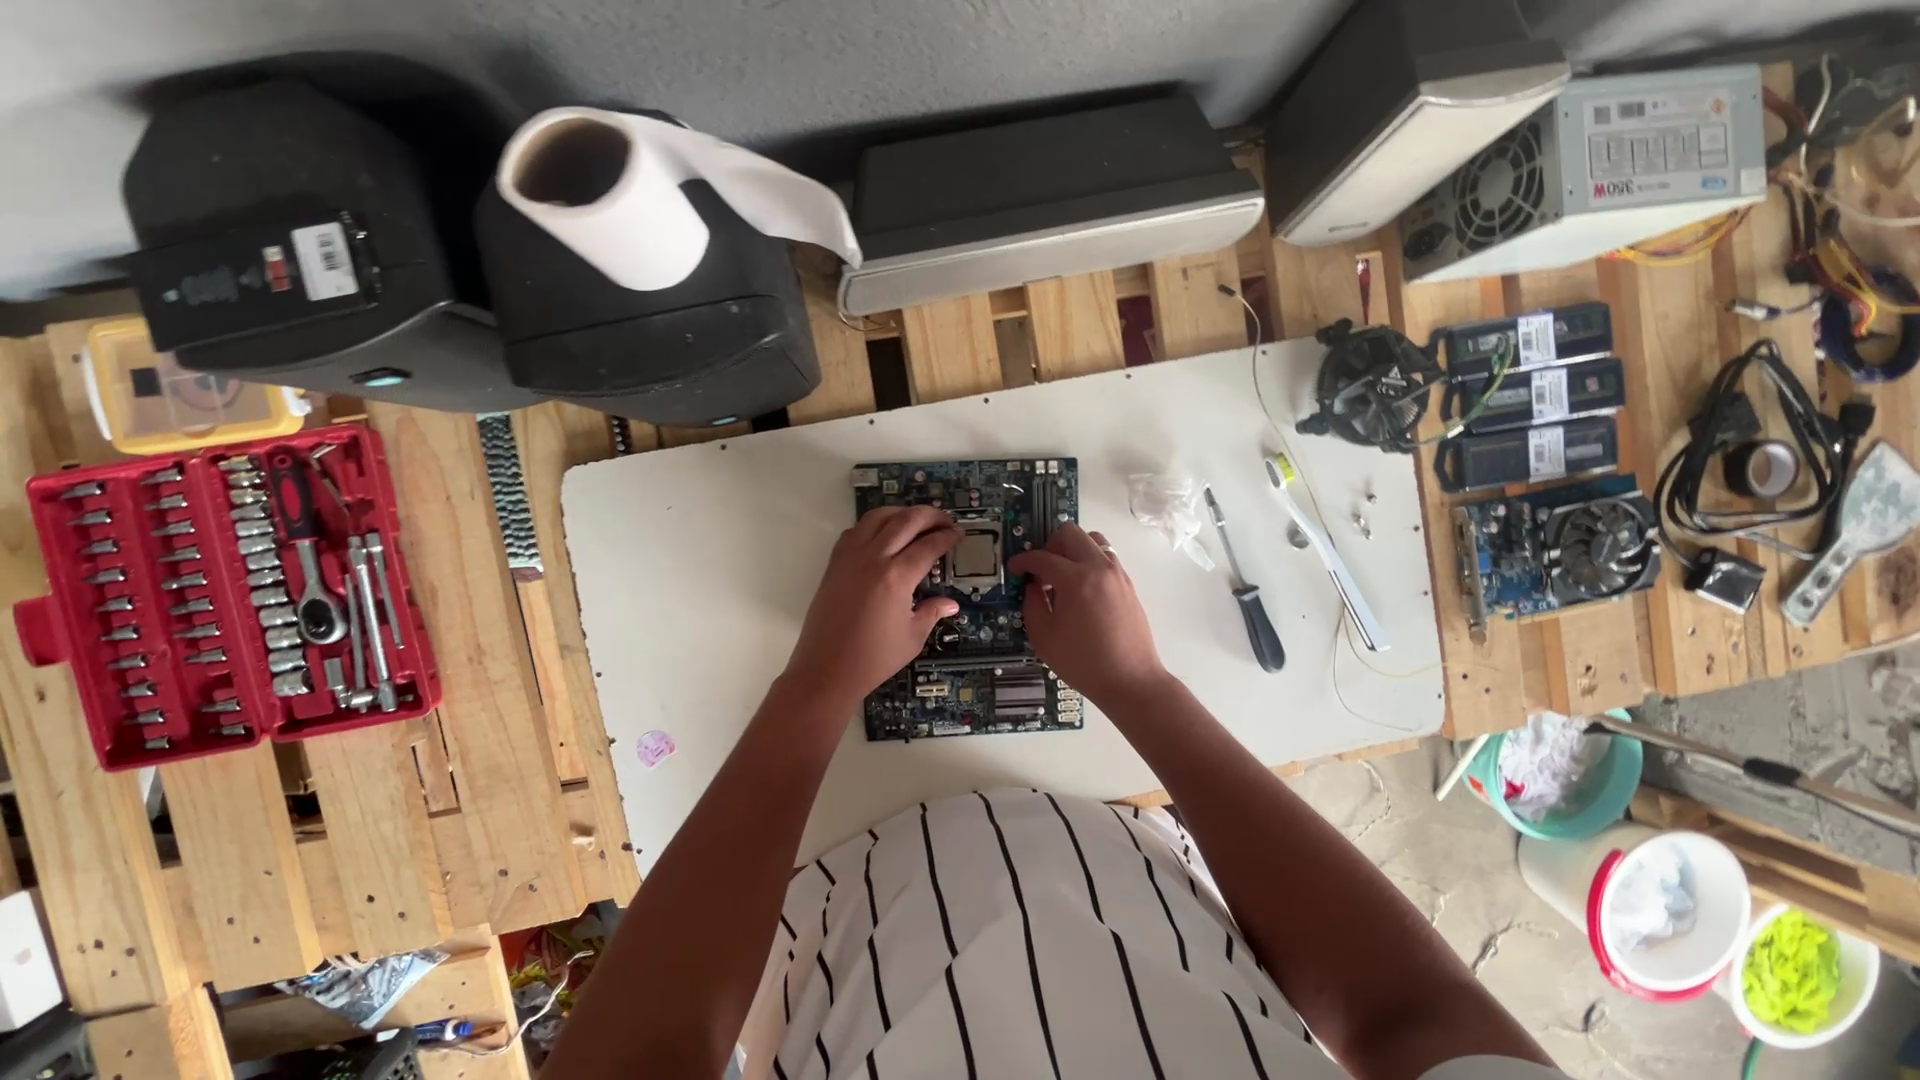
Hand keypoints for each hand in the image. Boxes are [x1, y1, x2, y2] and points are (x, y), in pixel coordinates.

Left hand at [783, 505, 961, 708]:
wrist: (826, 669)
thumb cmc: (873, 659)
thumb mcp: (912, 637)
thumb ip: (931, 612)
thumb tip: (950, 603)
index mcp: (897, 577)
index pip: (928, 545)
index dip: (947, 537)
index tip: (958, 534)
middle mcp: (873, 558)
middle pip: (906, 520)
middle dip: (930, 515)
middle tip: (945, 520)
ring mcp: (849, 557)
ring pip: (878, 517)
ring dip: (901, 513)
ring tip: (916, 521)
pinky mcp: (834, 563)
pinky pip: (856, 531)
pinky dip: (874, 525)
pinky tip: (884, 535)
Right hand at [1009, 525, 1170, 706]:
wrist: (1131, 681)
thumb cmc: (1083, 663)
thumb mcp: (1044, 638)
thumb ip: (1033, 605)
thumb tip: (1033, 587)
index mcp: (1076, 580)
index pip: (1043, 557)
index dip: (1024, 561)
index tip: (1015, 569)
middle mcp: (1099, 568)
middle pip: (1071, 534)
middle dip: (1050, 546)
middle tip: (1041, 570)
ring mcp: (1118, 574)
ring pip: (1093, 540)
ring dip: (1073, 550)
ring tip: (1062, 577)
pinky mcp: (1128, 585)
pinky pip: (1105, 558)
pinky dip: (1089, 562)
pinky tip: (1080, 590)